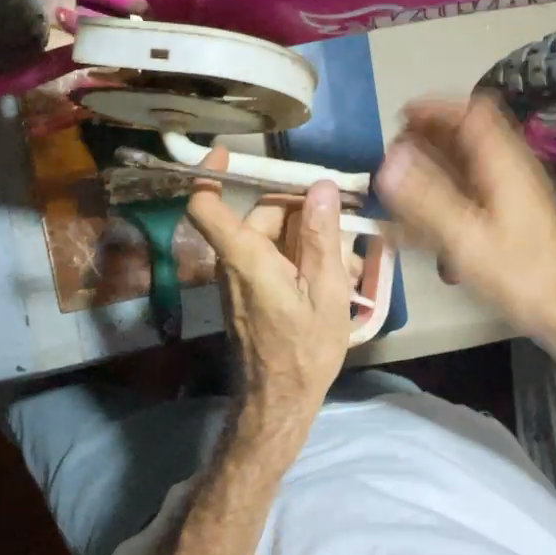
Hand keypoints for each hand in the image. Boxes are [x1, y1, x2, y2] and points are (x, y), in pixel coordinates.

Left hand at [187, 147, 351, 450]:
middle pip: (260, 215)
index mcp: (245, 258)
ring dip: (309, 242)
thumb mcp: (324, 292)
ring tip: (350, 266)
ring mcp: (240, 280)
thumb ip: (320, 238)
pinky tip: (336, 280)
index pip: (205, 206)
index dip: (208, 174)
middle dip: (302, 215)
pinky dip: (301, 261)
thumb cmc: (303, 350)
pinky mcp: (250, 293)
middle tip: (345, 229)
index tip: (227, 153)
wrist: (280, 401)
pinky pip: (273, 261)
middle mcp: (234, 263)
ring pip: (272, 238)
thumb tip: (320, 187)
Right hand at [377, 95, 555, 333]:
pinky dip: (444, 194)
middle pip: (467, 134)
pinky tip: (419, 221)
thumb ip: (425, 198)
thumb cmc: (520, 274)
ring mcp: (511, 193)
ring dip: (433, 166)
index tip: (400, 119)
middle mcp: (510, 169)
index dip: (435, 108)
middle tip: (392, 155)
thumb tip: (388, 161)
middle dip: (427, 138)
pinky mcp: (509, 216)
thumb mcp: (465, 238)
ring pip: (467, 164)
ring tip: (398, 183)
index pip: (471, 111)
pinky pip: (470, 191)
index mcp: (504, 163)